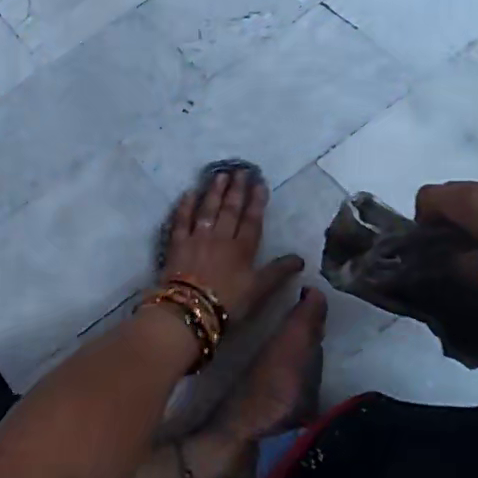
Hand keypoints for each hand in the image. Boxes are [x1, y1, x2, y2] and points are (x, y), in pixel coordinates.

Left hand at [162, 169, 302, 321]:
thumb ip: (278, 272)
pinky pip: (181, 219)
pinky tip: (188, 193)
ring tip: (219, 175)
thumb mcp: (260, 290)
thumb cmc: (228, 302)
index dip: (256, 201)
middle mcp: (220, 237)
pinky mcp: (177, 243)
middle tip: (240, 171)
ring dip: (214, 191)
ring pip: (207, 209)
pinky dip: (185, 205)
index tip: (259, 183)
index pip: (252, 220)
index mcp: (243, 248)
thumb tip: (300, 258)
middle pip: (230, 209)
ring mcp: (197, 238)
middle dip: (236, 189)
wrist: (192, 306)